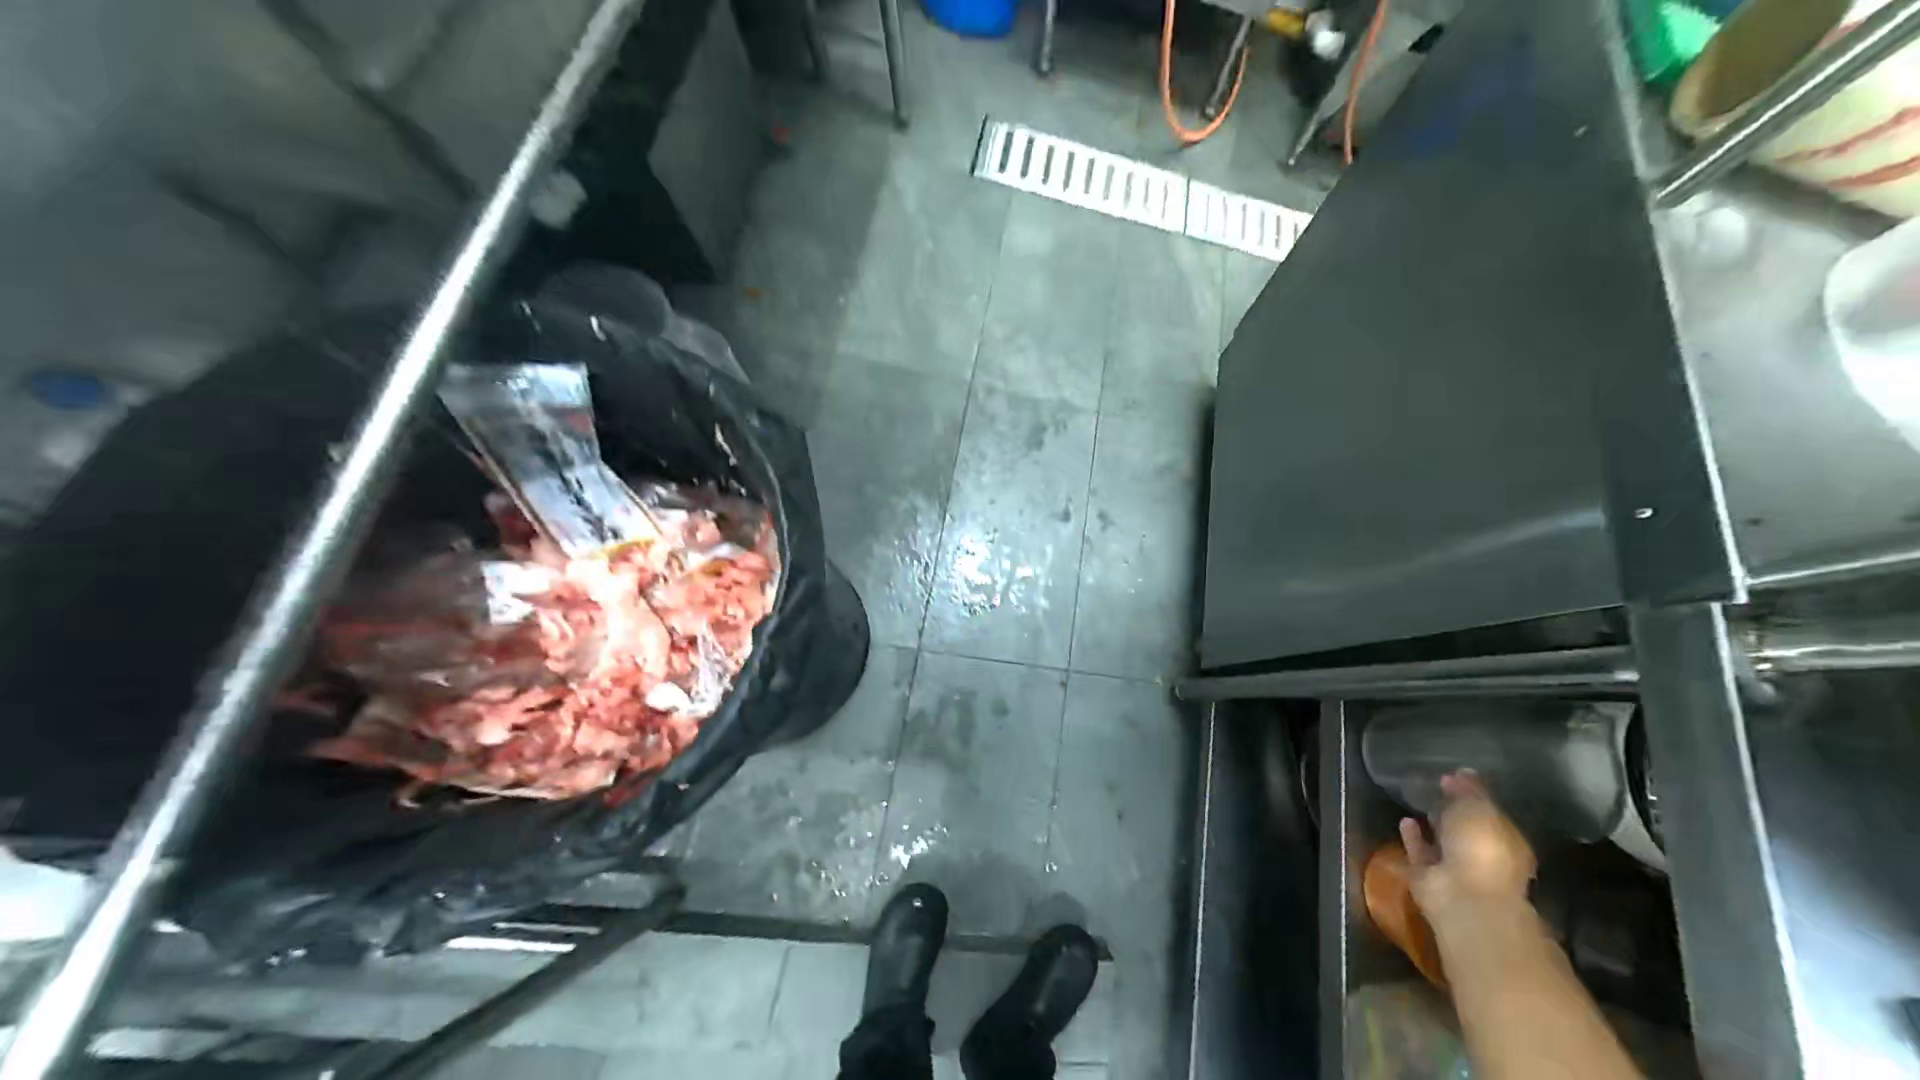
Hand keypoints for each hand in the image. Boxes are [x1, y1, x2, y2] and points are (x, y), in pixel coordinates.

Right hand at [1399, 771, 1535, 924]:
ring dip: (1433, 824)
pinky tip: (1405, 820)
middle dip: (1455, 810)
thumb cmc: (1482, 848)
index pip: (1493, 813)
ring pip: (1444, 842)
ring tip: (1419, 801)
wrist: (1462, 895)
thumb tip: (1463, 772)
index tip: (1457, 775)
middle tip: (1438, 785)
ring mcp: (1457, 869)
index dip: (1476, 794)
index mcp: (1508, 842)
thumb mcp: (1479, 809)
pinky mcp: (1429, 877)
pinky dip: (1413, 837)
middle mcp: (1485, 857)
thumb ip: (1470, 791)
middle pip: (1468, 829)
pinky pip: (1420, 852)